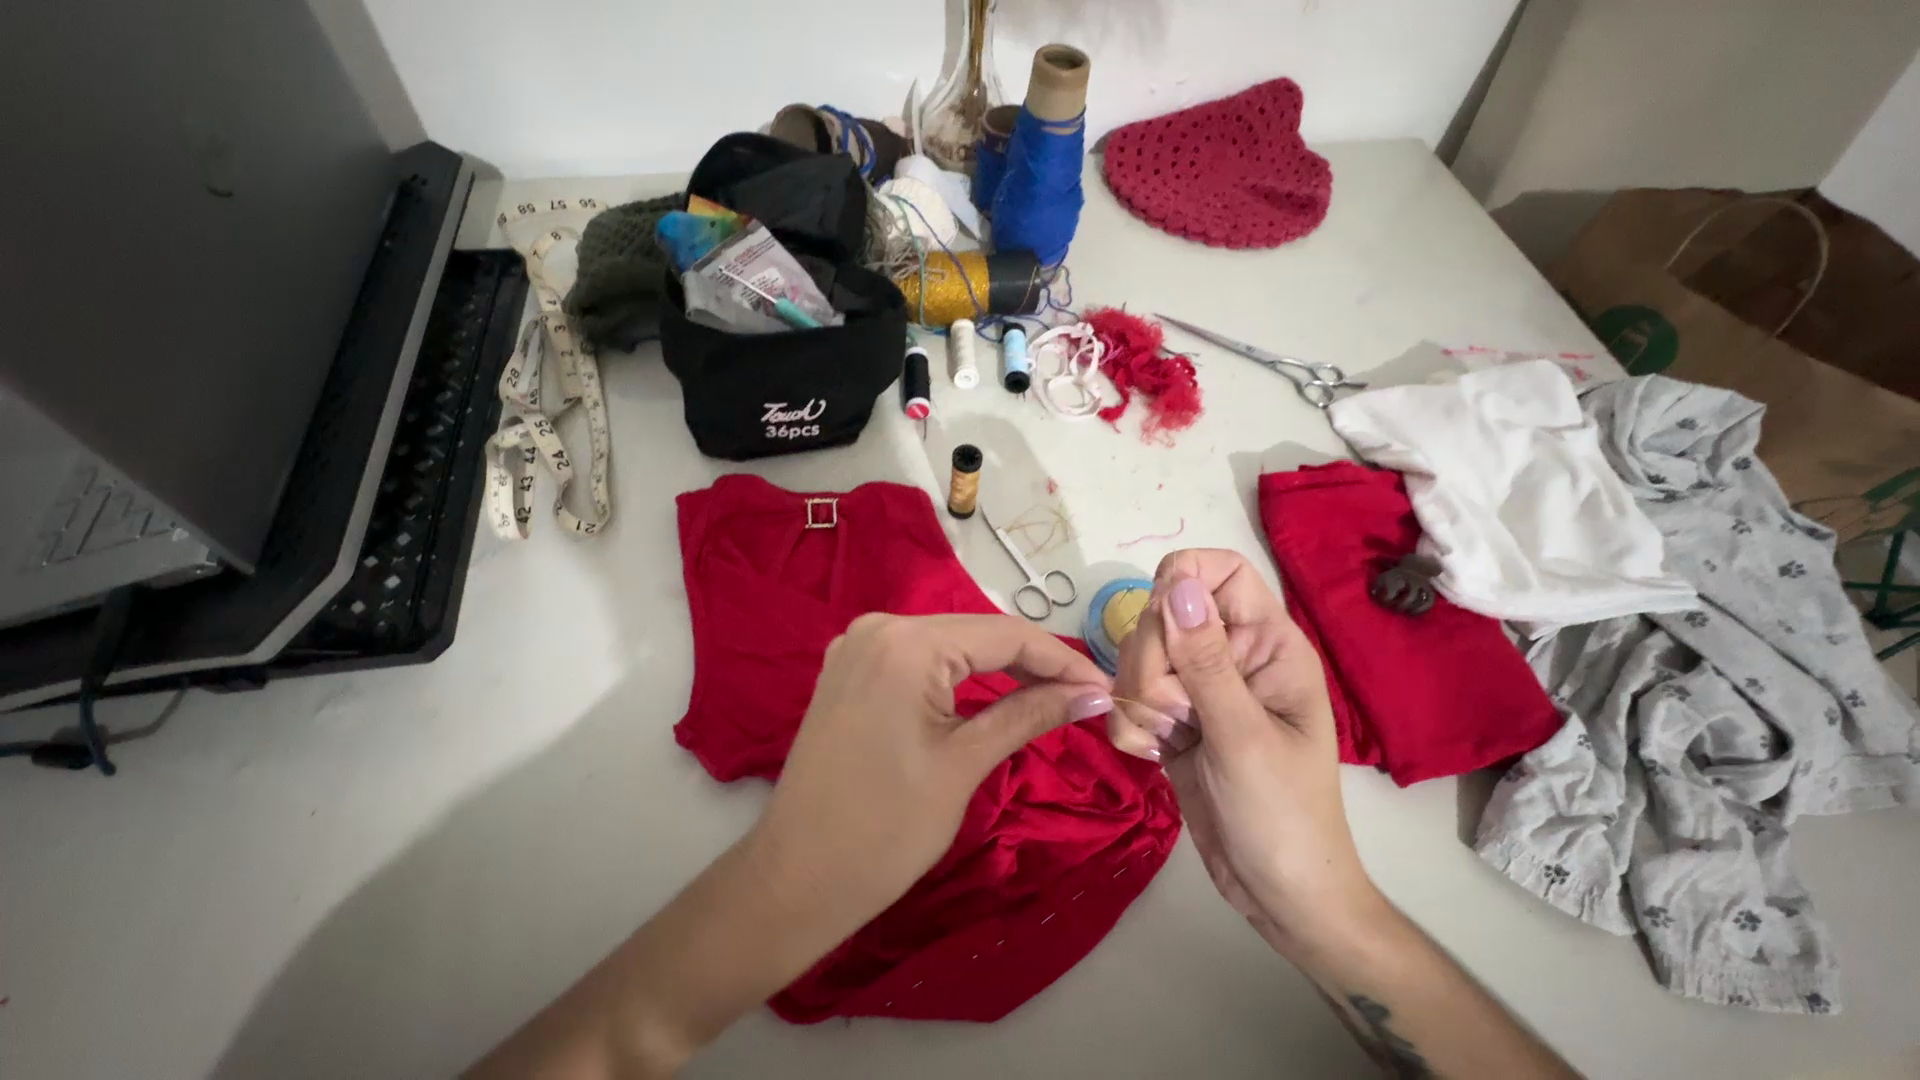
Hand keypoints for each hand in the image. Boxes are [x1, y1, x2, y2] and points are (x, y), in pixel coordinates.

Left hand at [754, 612, 1113, 935]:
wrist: (797, 878)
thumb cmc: (885, 829)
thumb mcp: (964, 764)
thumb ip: (1029, 715)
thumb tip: (1092, 694)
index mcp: (906, 643)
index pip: (1005, 636)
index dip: (1061, 662)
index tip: (1107, 689)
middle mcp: (878, 628)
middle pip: (977, 634)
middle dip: (1034, 664)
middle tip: (1087, 698)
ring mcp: (858, 648)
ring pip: (949, 645)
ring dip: (1000, 669)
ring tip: (1054, 698)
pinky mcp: (850, 672)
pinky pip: (919, 661)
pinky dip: (960, 676)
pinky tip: (995, 694)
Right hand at [1108, 550, 1380, 951]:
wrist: (1279, 895)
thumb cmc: (1284, 817)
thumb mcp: (1244, 736)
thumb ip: (1204, 659)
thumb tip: (1176, 582)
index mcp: (1268, 645)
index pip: (1220, 571)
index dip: (1183, 578)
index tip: (1160, 622)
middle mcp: (1230, 657)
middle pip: (1161, 615)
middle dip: (1151, 665)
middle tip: (1177, 714)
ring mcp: (1197, 691)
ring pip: (1135, 659)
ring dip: (1137, 702)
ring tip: (1171, 741)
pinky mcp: (1170, 723)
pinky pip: (1126, 701)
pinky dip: (1129, 728)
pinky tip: (1156, 757)